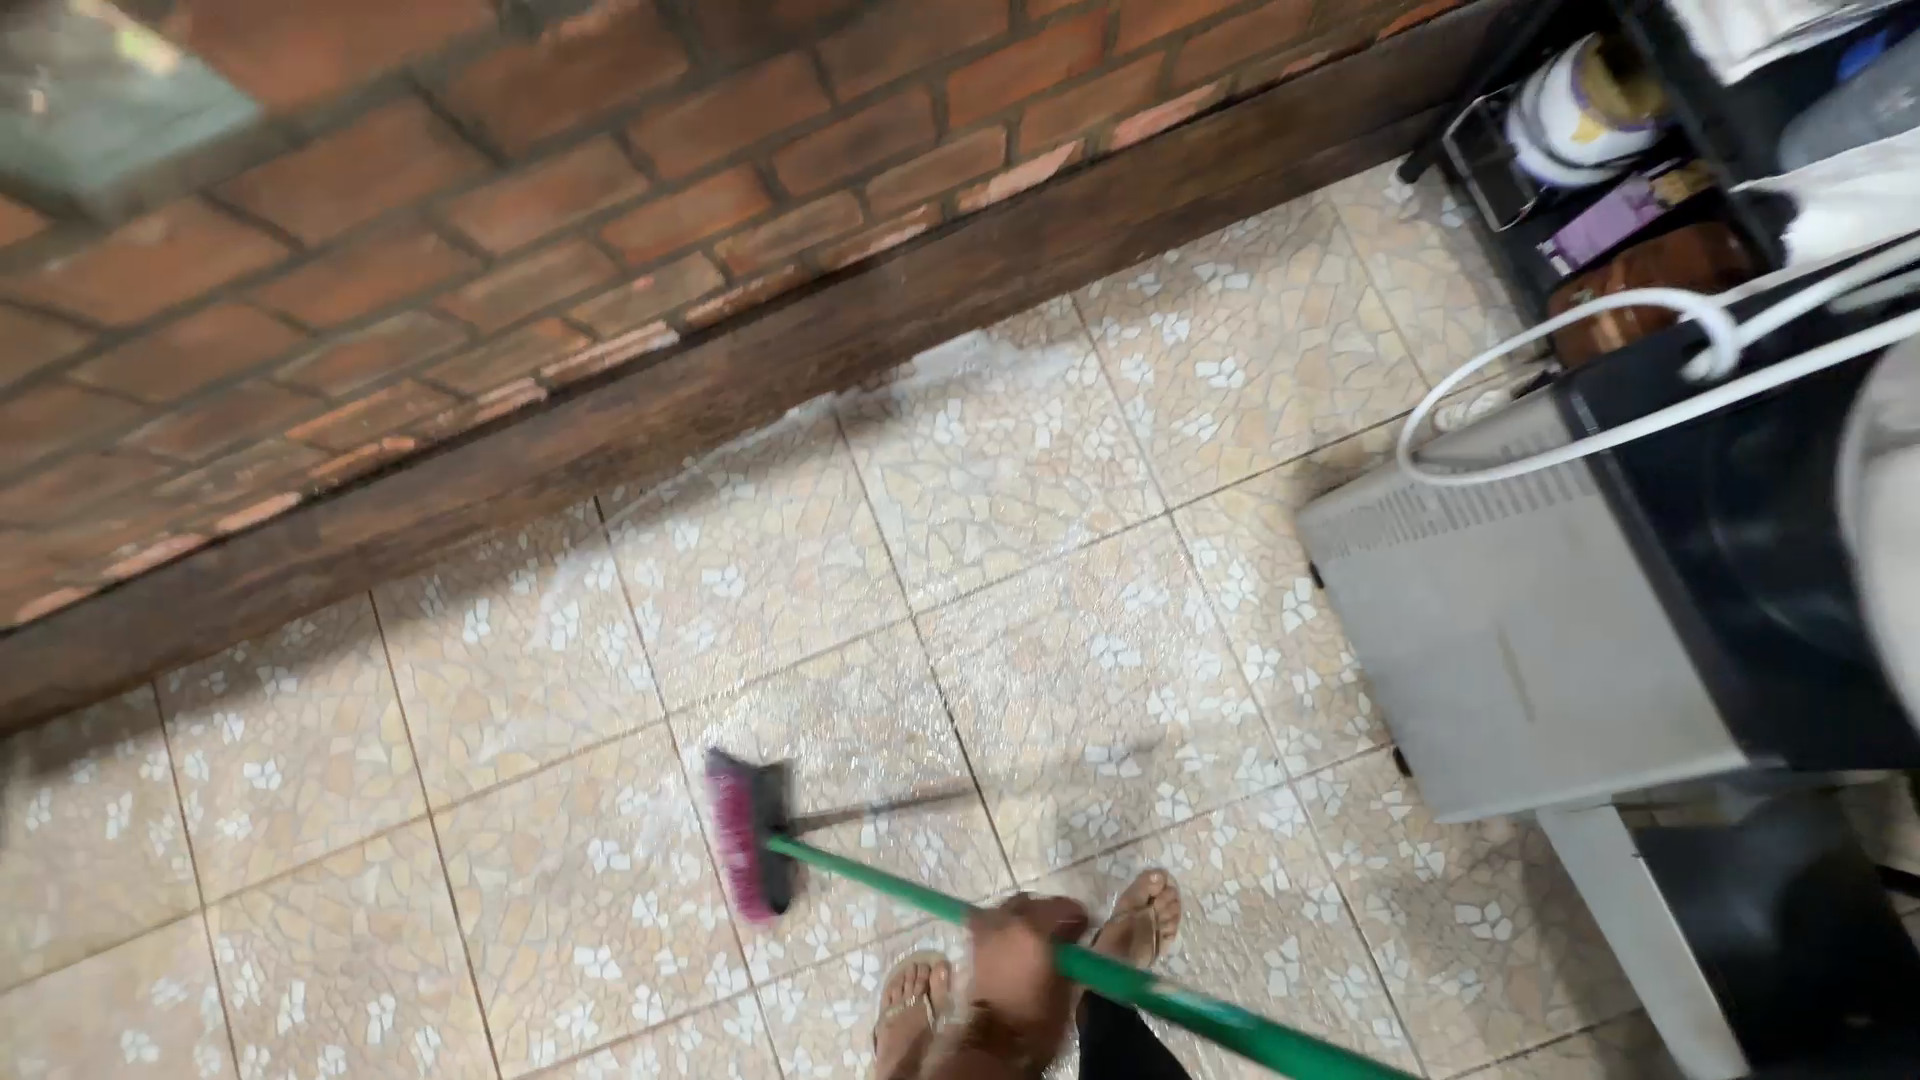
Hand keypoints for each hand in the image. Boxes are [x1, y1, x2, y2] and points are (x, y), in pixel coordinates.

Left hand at [966, 893, 1089, 1056]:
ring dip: (1022, 915)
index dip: (1074, 912)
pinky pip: (989, 922)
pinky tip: (1011, 940)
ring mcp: (985, 929)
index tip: (1083, 922)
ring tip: (1034, 934)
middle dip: (1046, 911)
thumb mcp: (1064, 987)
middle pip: (1029, 902)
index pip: (1058, 906)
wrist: (993, 1042)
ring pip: (1007, 908)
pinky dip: (1003, 925)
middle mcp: (1006, 921)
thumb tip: (1072, 937)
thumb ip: (1068, 954)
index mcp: (1033, 929)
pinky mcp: (972, 943)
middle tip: (1059, 928)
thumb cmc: (1036, 1019)